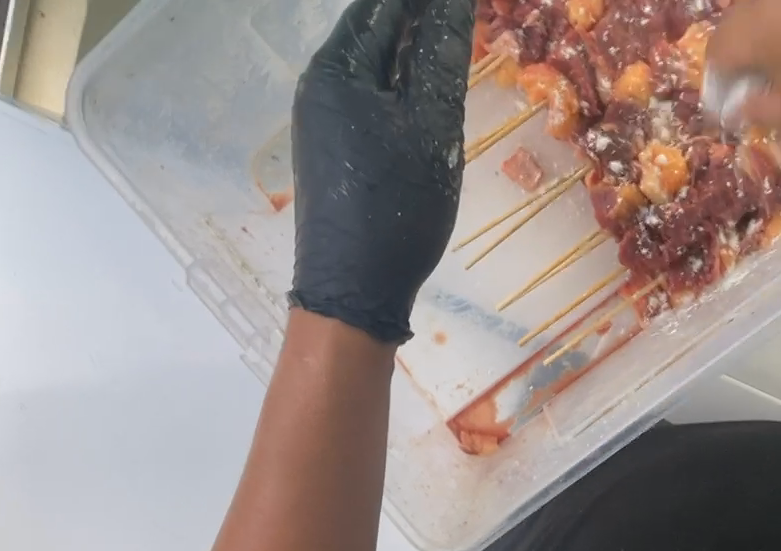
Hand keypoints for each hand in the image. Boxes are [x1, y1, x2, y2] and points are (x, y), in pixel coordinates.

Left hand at [288, 0, 474, 344]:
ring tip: (452, 48)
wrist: (353, 291)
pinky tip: (425, 98)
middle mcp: (320, 87)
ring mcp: (322, 123)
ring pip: (374, 72)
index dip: (425, 2)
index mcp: (337, 68)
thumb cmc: (395, 210)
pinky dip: (400, 93)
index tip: (460, 4)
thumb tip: (451, 6)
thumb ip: (442, 61)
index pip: (384, 5)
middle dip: (418, 22)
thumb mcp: (431, 131)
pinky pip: (370, 106)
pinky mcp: (333, 155)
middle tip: (460, 22)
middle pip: (376, 34)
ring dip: (411, 56)